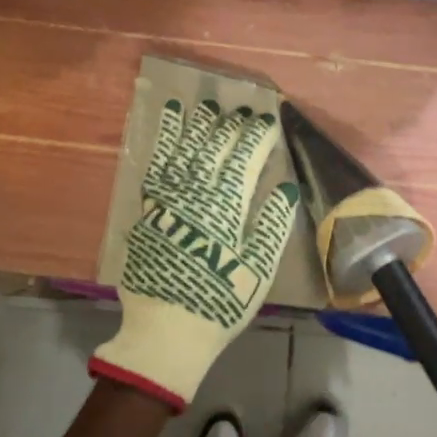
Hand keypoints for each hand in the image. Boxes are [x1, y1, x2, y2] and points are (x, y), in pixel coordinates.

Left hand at [90, 99, 300, 410]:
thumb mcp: (258, 270)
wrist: (165, 331)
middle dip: (232, 126)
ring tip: (210, 105)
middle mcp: (197, 195)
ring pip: (186, 150)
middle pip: (216, 149)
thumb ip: (271, 226)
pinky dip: (166, 139)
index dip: (257, 138)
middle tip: (243, 109)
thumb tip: (286, 187)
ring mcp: (169, 199)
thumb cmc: (218, 302)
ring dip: (199, 125)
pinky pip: (158, 165)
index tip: (268, 120)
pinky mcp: (149, 207)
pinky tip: (171, 122)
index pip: (245, 161)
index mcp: (228, 209)